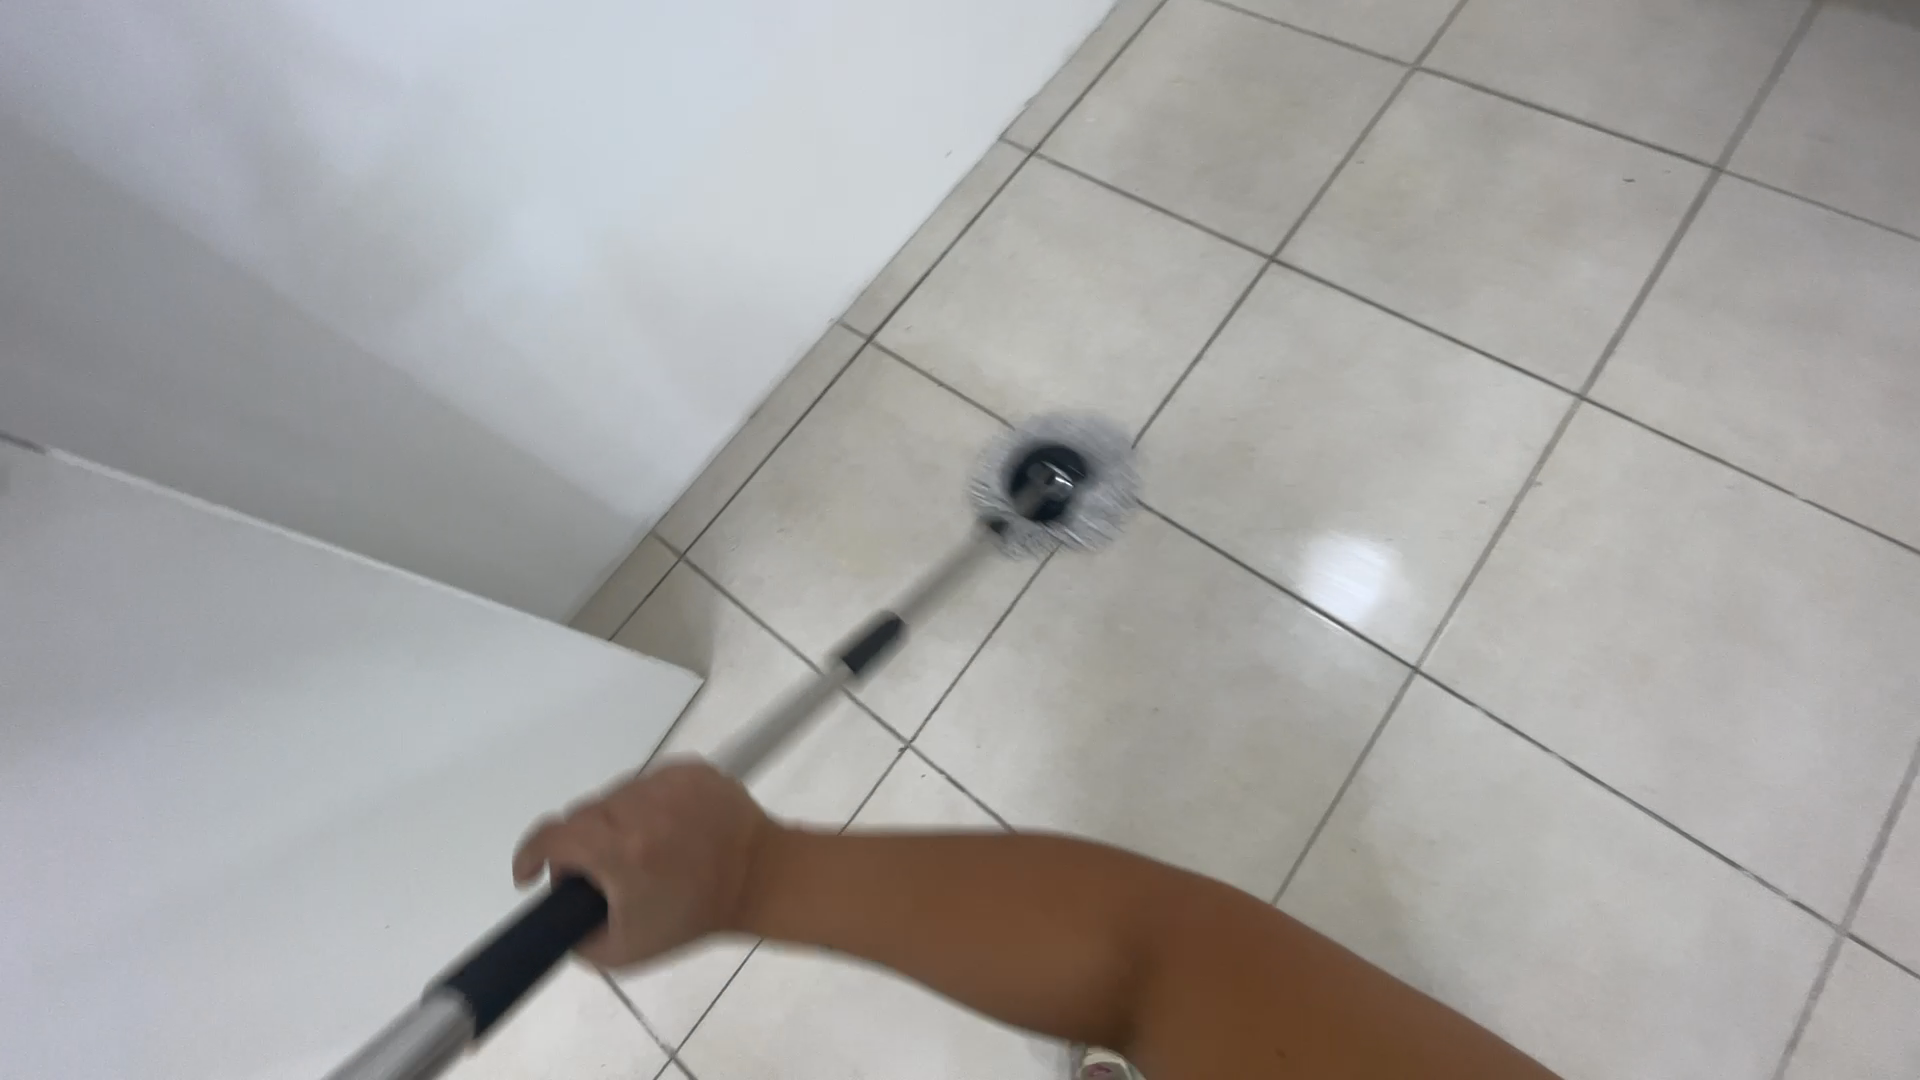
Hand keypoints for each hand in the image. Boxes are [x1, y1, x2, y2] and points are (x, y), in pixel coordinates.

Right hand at [511, 758, 774, 969]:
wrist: (759, 875)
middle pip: (585, 816)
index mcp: (621, 849)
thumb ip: (574, 936)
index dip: (530, 853)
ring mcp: (669, 782)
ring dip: (617, 820)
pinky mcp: (691, 768)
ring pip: (617, 795)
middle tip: (602, 870)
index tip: (529, 873)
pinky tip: (667, 827)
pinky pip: (650, 782)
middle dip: (582, 844)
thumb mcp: (622, 950)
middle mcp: (641, 807)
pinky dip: (648, 803)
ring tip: (643, 848)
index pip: (554, 836)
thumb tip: (556, 906)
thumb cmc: (693, 914)